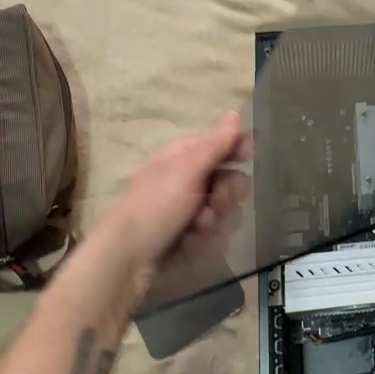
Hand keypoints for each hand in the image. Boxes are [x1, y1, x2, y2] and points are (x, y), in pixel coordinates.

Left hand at [106, 112, 251, 270]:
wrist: (126, 261)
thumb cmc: (154, 207)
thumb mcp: (186, 170)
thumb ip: (215, 144)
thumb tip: (235, 113)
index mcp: (185, 158)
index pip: (223, 145)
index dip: (238, 150)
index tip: (248, 157)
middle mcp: (190, 182)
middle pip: (232, 181)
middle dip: (226, 197)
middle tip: (214, 205)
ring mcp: (191, 212)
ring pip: (227, 212)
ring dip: (214, 223)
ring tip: (195, 231)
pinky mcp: (192, 240)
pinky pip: (217, 237)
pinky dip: (204, 242)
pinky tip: (187, 246)